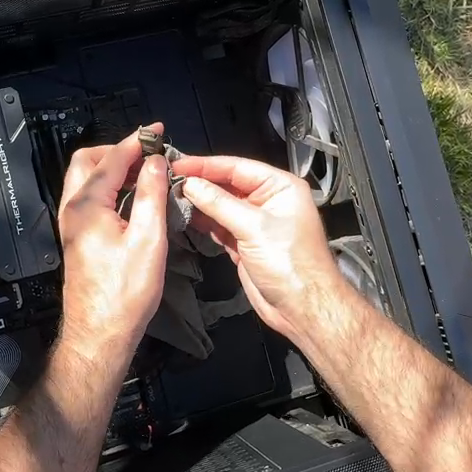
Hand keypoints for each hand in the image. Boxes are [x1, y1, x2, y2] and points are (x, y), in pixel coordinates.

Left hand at [55, 126, 170, 369]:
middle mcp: (72, 210)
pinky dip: (109, 187)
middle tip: (148, 152)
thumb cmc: (125, 293)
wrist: (100, 333)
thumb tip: (155, 163)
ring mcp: (71, 225)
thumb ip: (151, 194)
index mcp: (87, 205)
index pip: (112, 159)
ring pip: (85, 180)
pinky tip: (132, 197)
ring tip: (145, 171)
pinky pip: (88, 198)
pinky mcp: (77, 239)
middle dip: (118, 150)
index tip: (158, 131)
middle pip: (87, 161)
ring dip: (112, 168)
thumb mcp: (148, 239)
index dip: (137, 141)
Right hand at [169, 156, 348, 344]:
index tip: (179, 163)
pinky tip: (185, 216)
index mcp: (280, 187)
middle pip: (227, 184)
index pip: (237, 167)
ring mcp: (255, 223)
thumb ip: (219, 203)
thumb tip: (191, 184)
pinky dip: (202, 222)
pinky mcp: (244, 244)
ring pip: (220, 206)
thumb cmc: (292, 265)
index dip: (206, 165)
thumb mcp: (254, 227)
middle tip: (169, 178)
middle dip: (199, 183)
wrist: (302, 309)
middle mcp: (268, 201)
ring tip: (170, 196)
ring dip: (198, 202)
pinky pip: (219, 226)